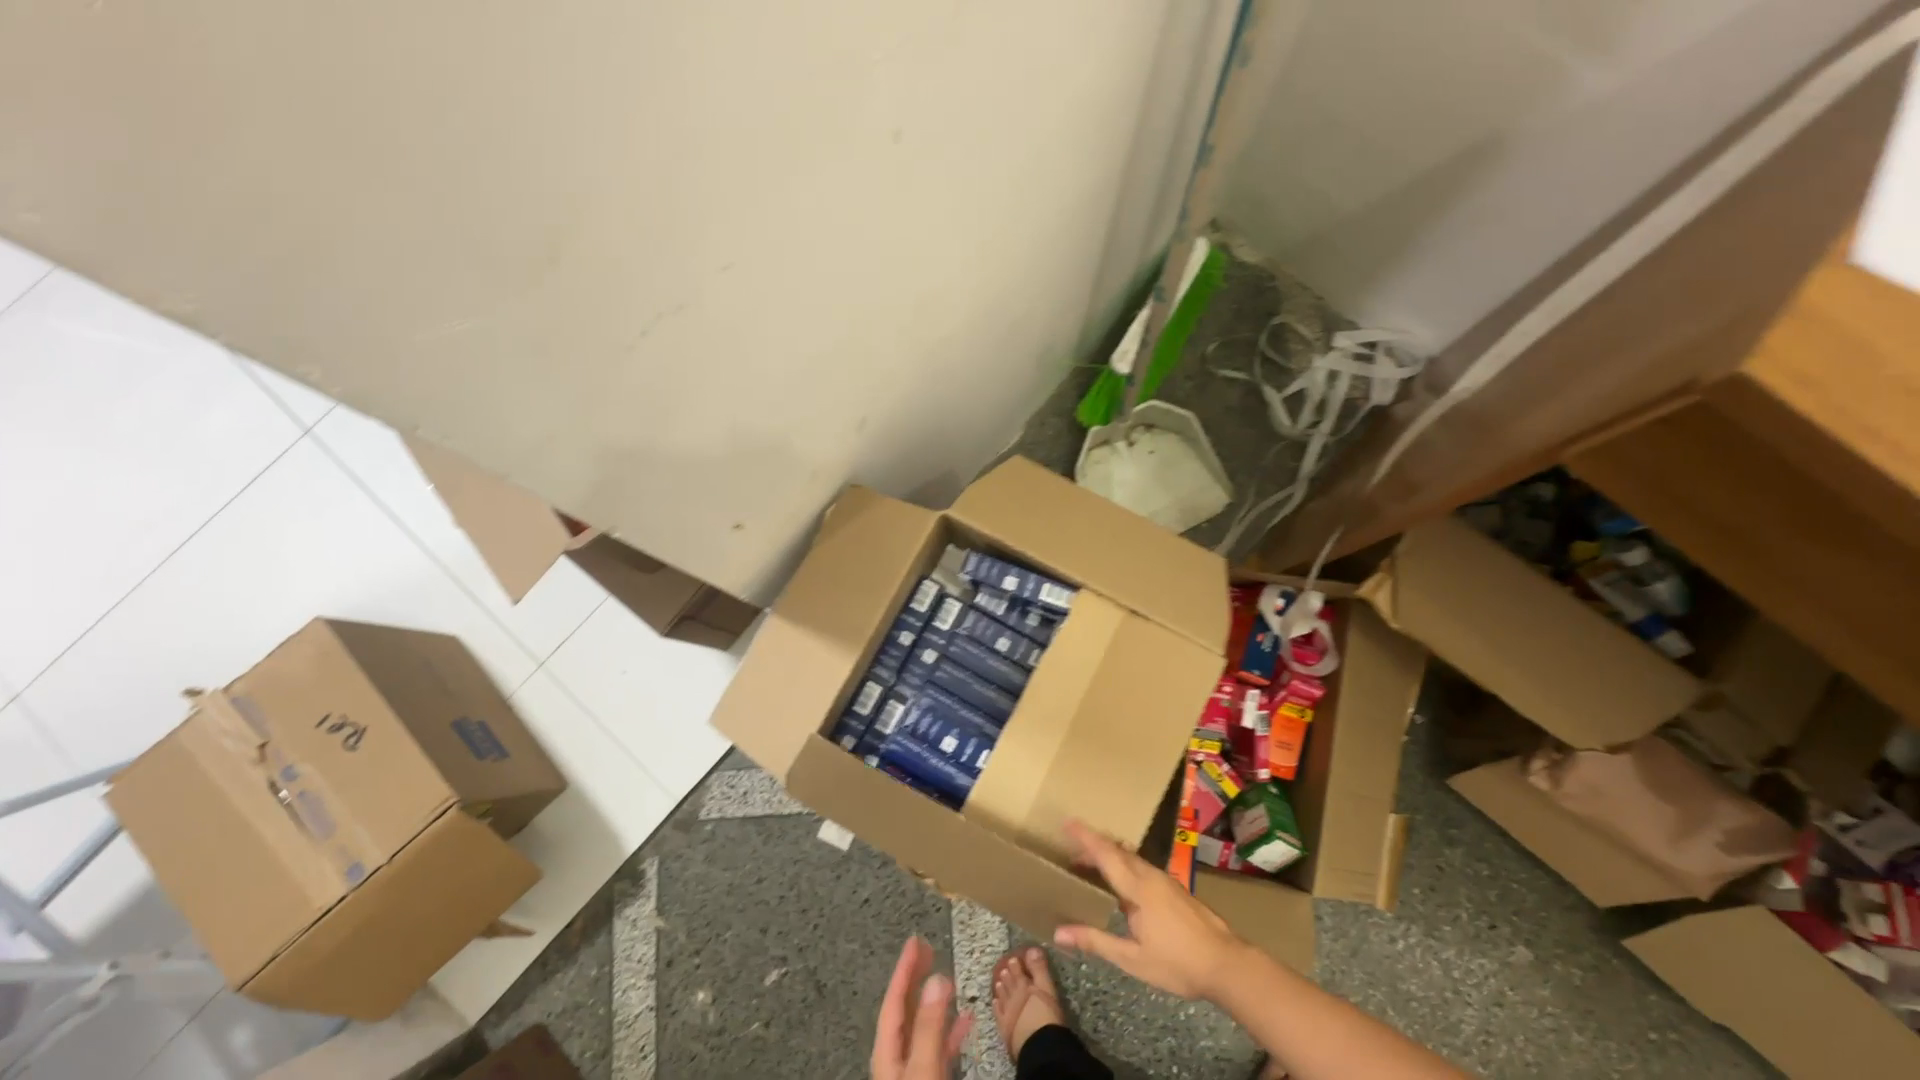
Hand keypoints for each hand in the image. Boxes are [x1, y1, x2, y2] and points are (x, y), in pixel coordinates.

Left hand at [872, 936, 972, 1079]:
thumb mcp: (922, 1066)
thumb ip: (928, 1026)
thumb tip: (936, 980)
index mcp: (887, 1049)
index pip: (894, 999)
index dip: (904, 967)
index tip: (914, 940)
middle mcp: (896, 1055)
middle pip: (905, 1008)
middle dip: (915, 976)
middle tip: (927, 947)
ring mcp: (911, 1067)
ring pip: (922, 1024)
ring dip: (934, 999)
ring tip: (946, 977)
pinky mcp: (928, 1077)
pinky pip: (938, 1045)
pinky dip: (950, 1028)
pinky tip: (964, 1018)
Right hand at [1052, 818, 1247, 999]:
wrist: (1228, 965)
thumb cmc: (1178, 963)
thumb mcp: (1132, 959)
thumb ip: (1096, 942)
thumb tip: (1059, 932)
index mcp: (1139, 890)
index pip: (1107, 855)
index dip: (1086, 838)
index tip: (1068, 821)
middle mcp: (1153, 878)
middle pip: (1119, 852)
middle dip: (1094, 846)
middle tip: (1071, 850)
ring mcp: (1168, 882)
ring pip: (1134, 859)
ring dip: (1111, 857)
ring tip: (1092, 865)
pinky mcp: (1177, 890)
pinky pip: (1144, 868)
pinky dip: (1126, 867)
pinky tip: (1123, 885)